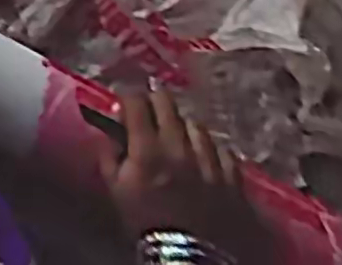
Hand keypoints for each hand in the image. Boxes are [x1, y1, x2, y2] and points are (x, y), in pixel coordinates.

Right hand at [99, 88, 265, 254]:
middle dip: (154, 100)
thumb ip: (109, 155)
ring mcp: (209, 162)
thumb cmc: (147, 225)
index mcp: (147, 148)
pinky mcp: (233, 180)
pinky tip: (206, 157)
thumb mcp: (116, 190)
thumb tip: (108, 132)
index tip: (123, 99)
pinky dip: (212, 150)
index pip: (136, 101)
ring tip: (179, 134)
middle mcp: (179, 146)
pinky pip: (224, 151)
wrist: (191, 263)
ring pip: (196, 125)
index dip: (128, 94)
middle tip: (150, 108)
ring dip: (183, 125)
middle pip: (167, 103)